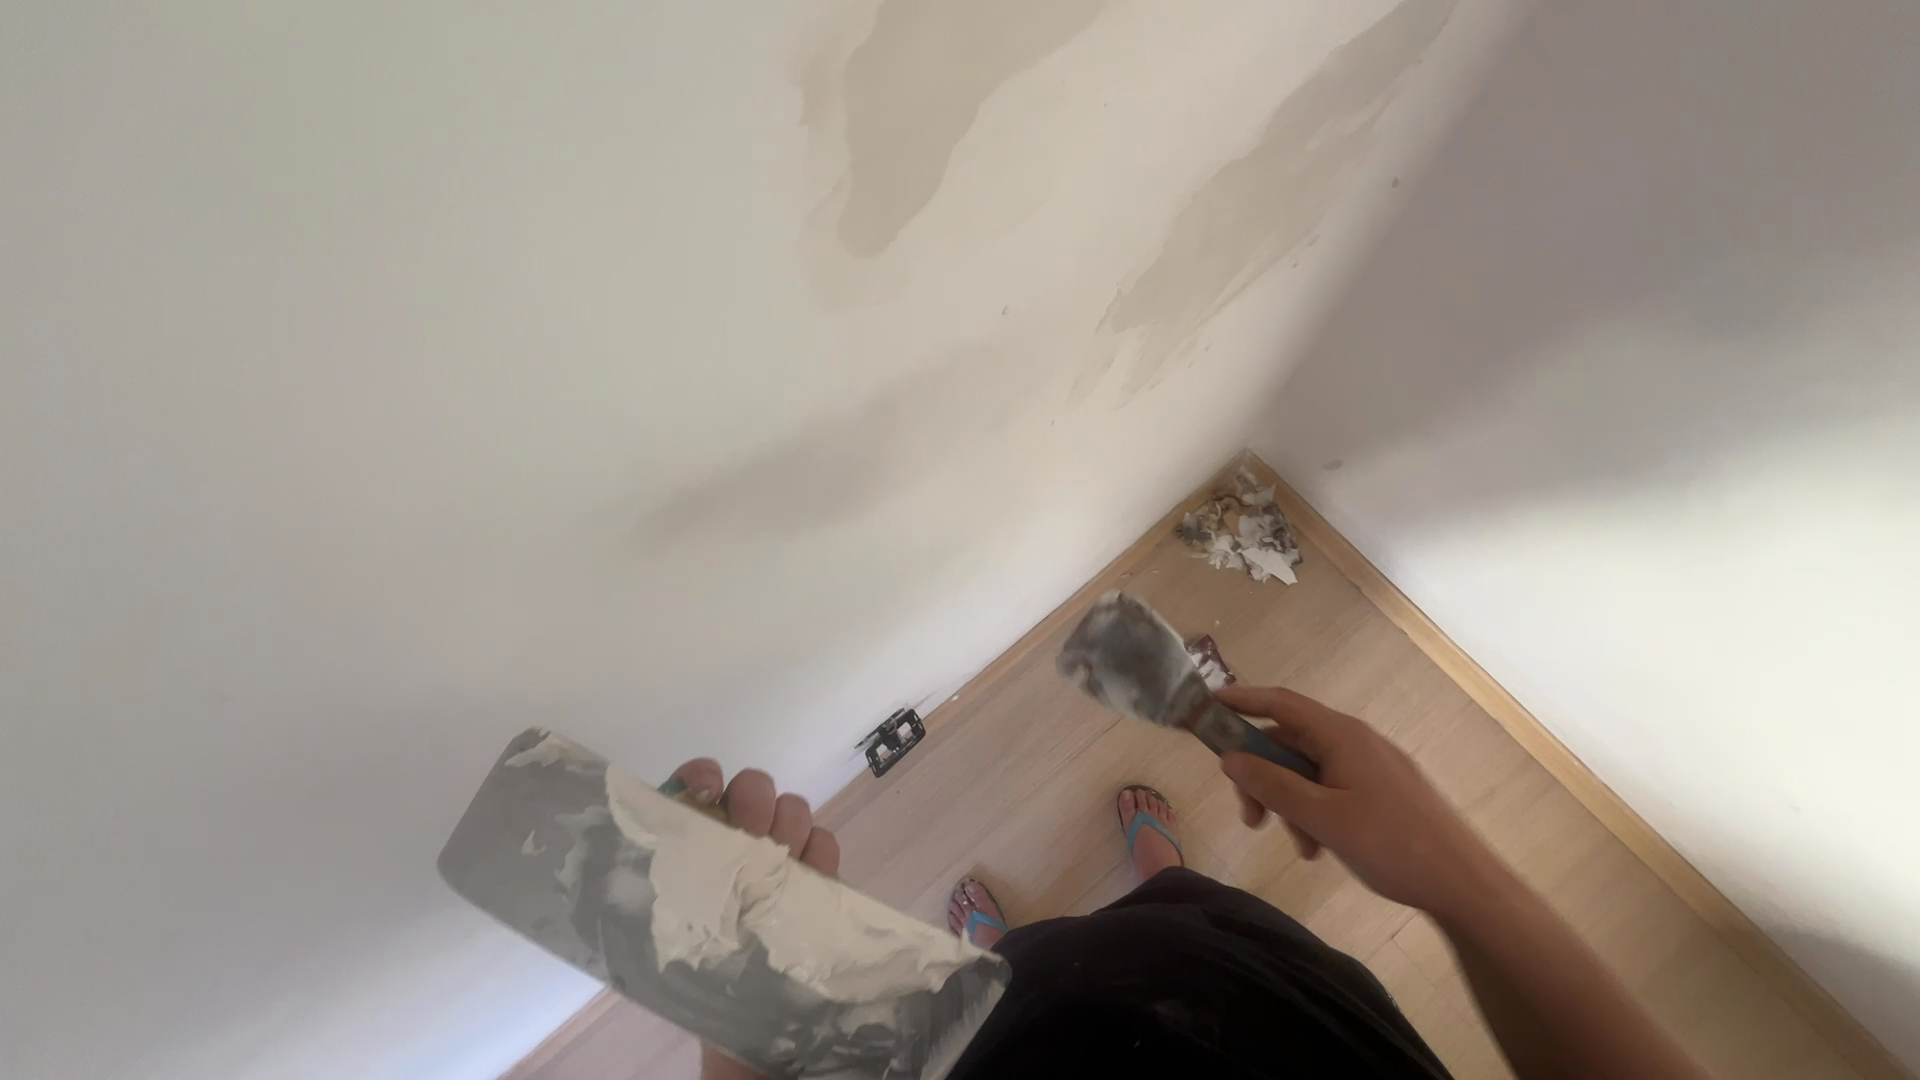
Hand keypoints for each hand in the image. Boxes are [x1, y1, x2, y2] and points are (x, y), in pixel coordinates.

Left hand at [668, 760, 839, 1079]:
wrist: (747, 1037)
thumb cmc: (697, 980)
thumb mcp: (662, 934)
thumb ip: (657, 888)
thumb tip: (634, 850)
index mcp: (695, 846)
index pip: (695, 787)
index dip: (701, 776)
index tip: (706, 791)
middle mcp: (739, 841)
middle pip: (753, 787)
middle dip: (754, 798)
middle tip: (750, 831)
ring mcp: (782, 856)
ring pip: (792, 809)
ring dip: (788, 825)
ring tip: (779, 862)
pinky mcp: (819, 878)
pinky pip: (826, 844)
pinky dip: (820, 853)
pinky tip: (810, 875)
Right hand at [1214, 685, 1502, 918]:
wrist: (1467, 887)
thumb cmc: (1391, 844)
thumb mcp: (1321, 817)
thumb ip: (1271, 785)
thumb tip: (1229, 758)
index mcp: (1341, 735)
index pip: (1280, 702)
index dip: (1242, 699)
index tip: (1207, 705)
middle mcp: (1355, 741)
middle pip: (1290, 742)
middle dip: (1263, 775)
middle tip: (1249, 816)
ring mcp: (1372, 765)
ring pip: (1309, 770)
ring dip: (1290, 802)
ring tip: (1297, 845)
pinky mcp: (1384, 790)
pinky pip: (1332, 787)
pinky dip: (1314, 810)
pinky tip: (1319, 847)